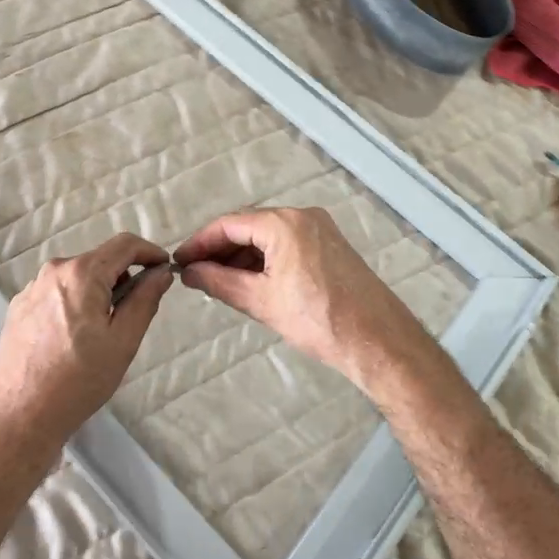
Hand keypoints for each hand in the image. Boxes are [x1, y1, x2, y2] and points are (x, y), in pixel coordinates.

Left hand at [0, 234, 174, 454]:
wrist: (20, 413)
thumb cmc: (79, 380)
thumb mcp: (122, 342)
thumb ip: (145, 300)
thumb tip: (161, 273)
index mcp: (81, 273)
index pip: (124, 244)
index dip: (149, 252)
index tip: (164, 268)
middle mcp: (54, 270)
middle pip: (99, 260)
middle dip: (122, 278)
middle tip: (132, 315)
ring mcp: (32, 287)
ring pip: (76, 277)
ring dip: (96, 292)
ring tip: (100, 334)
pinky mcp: (18, 305)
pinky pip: (56, 293)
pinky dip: (73, 303)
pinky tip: (72, 339)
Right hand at [174, 207, 402, 381]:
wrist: (379, 343)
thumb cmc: (318, 321)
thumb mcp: (260, 302)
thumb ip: (219, 282)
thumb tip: (190, 272)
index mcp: (283, 223)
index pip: (228, 224)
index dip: (199, 242)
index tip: (179, 260)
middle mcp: (302, 216)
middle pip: (248, 226)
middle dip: (219, 249)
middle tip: (195, 273)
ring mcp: (319, 229)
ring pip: (267, 235)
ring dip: (241, 255)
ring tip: (219, 282)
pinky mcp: (329, 245)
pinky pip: (286, 243)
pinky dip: (264, 259)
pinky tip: (250, 281)